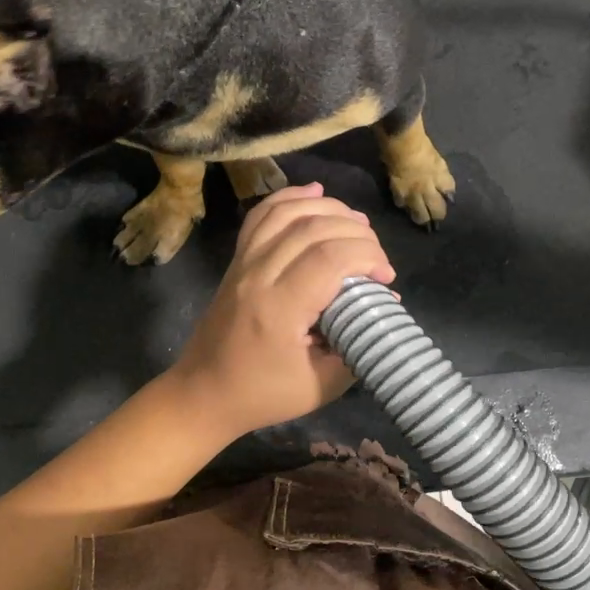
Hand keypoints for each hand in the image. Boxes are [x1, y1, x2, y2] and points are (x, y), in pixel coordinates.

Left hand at [168, 183, 395, 438]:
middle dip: (356, 232)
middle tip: (378, 257)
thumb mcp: (321, 386)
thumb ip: (357, 346)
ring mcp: (243, 262)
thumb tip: (384, 305)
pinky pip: (261, 216)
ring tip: (358, 224)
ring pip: (286, 212)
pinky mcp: (236, 260)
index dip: (366, 257)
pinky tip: (316, 194)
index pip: (328, 258)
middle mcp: (257, 275)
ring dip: (328, 209)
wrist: (202, 393)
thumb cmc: (262, 396)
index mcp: (278, 309)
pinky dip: (290, 198)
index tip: (386, 278)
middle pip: (312, 228)